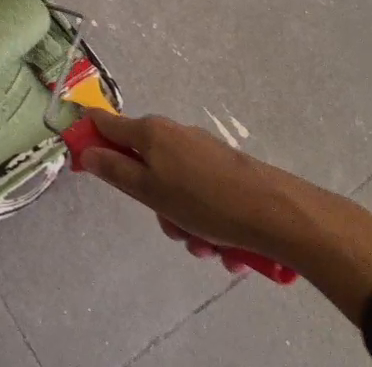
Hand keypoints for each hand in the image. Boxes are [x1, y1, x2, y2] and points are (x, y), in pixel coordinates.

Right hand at [79, 108, 308, 257]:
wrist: (286, 217)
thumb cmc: (206, 202)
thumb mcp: (150, 192)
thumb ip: (114, 170)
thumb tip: (86, 151)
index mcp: (149, 132)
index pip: (104, 123)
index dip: (89, 138)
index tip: (86, 162)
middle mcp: (174, 134)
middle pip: (144, 162)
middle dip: (151, 199)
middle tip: (167, 225)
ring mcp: (204, 151)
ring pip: (176, 185)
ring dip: (183, 219)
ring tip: (204, 247)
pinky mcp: (230, 171)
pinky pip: (205, 195)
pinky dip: (209, 220)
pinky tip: (226, 249)